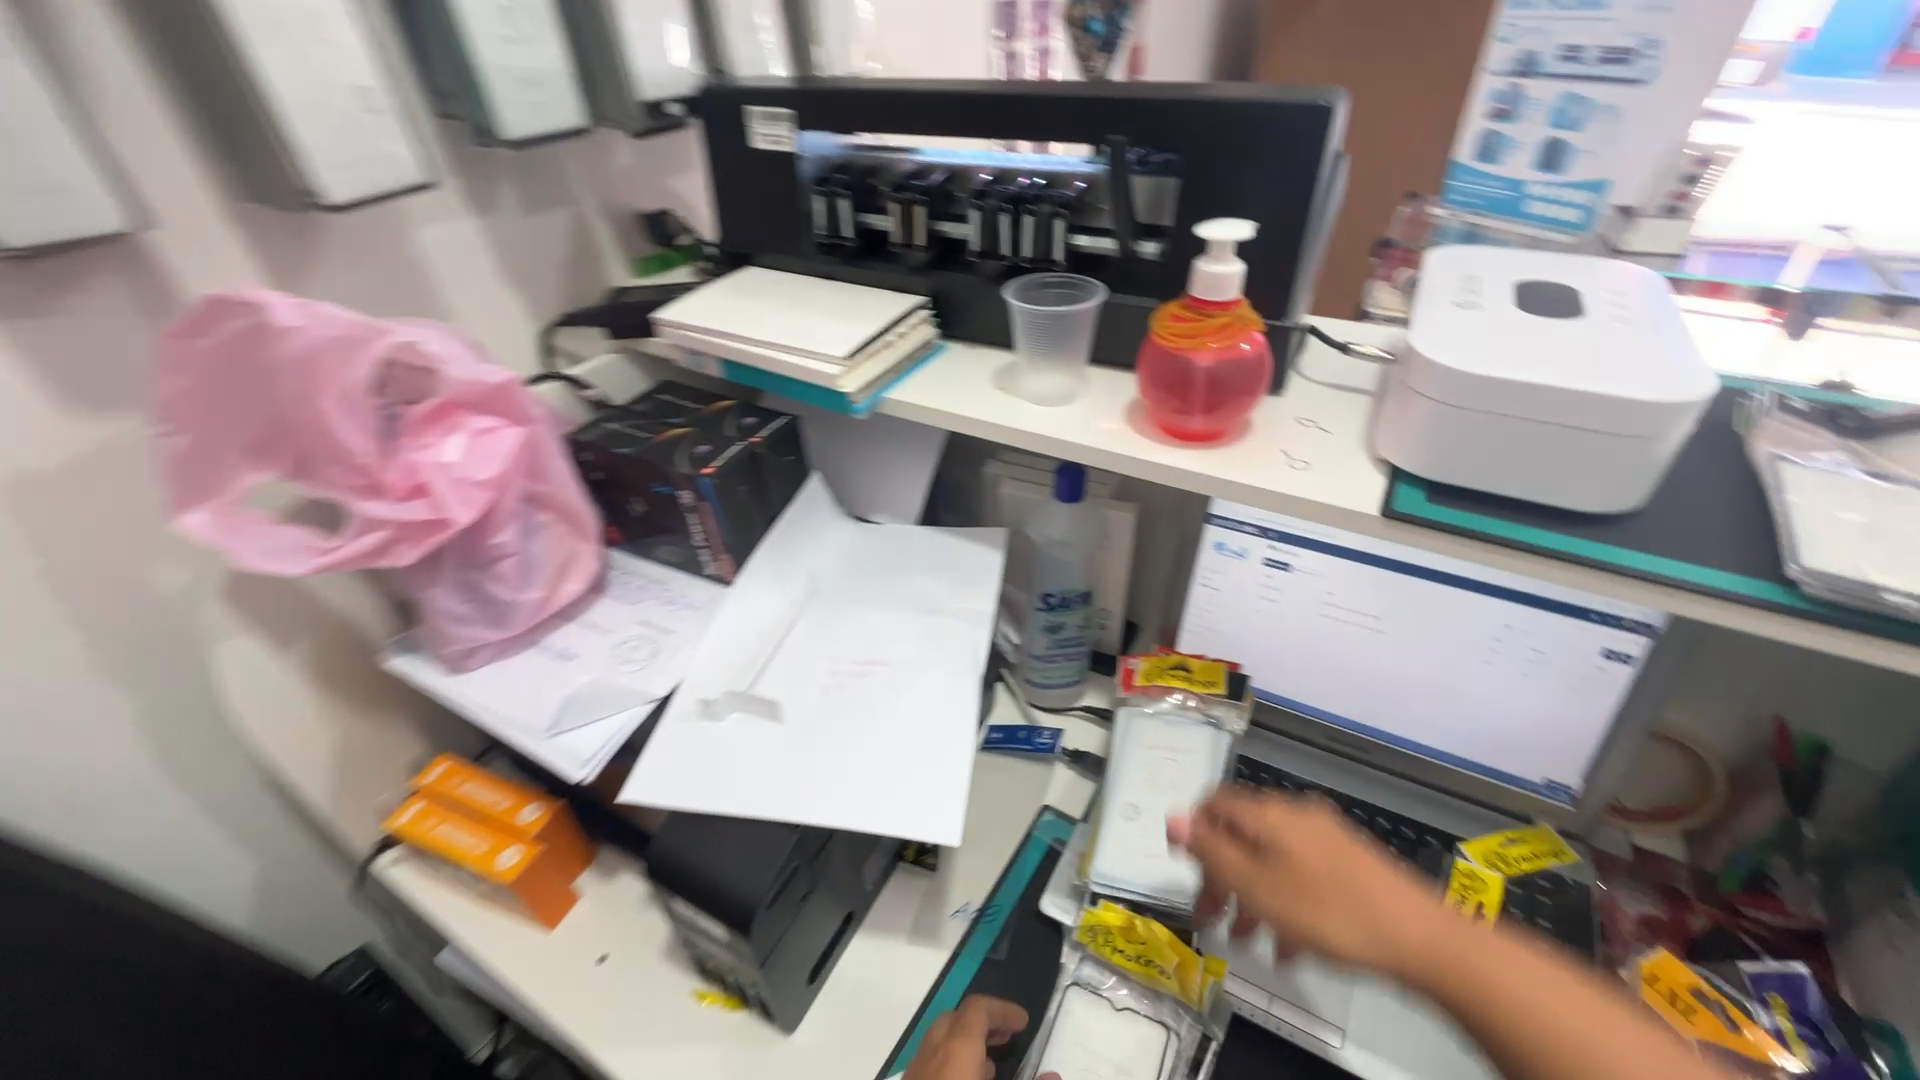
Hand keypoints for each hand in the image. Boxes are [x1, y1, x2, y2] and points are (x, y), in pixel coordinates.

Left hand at [903, 995, 1033, 1079]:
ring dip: (966, 1042)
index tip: (1023, 1022)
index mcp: (956, 1051)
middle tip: (1007, 1036)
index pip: (976, 1009)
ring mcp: (915, 1071)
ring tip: (991, 1063)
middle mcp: (931, 1053)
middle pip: (954, 1019)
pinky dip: (950, 1061)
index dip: (1002, 1009)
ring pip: (939, 1041)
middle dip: (982, 1022)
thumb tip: (1052, 1074)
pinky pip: (930, 1063)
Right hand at [1168, 788, 1443, 976]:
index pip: (1215, 803)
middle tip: (1210, 917)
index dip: (1193, 832)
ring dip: (1251, 895)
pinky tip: (1289, 947)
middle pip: (1241, 834)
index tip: (1185, 870)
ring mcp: (1326, 839)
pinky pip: (1300, 875)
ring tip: (1247, 940)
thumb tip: (1174, 816)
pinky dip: (1284, 902)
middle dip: (1220, 874)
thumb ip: (1211, 851)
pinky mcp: (1350, 865)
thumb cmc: (1326, 911)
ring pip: (1270, 859)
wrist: (1421, 938)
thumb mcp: (1255, 886)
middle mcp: (1295, 816)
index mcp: (1269, 815)